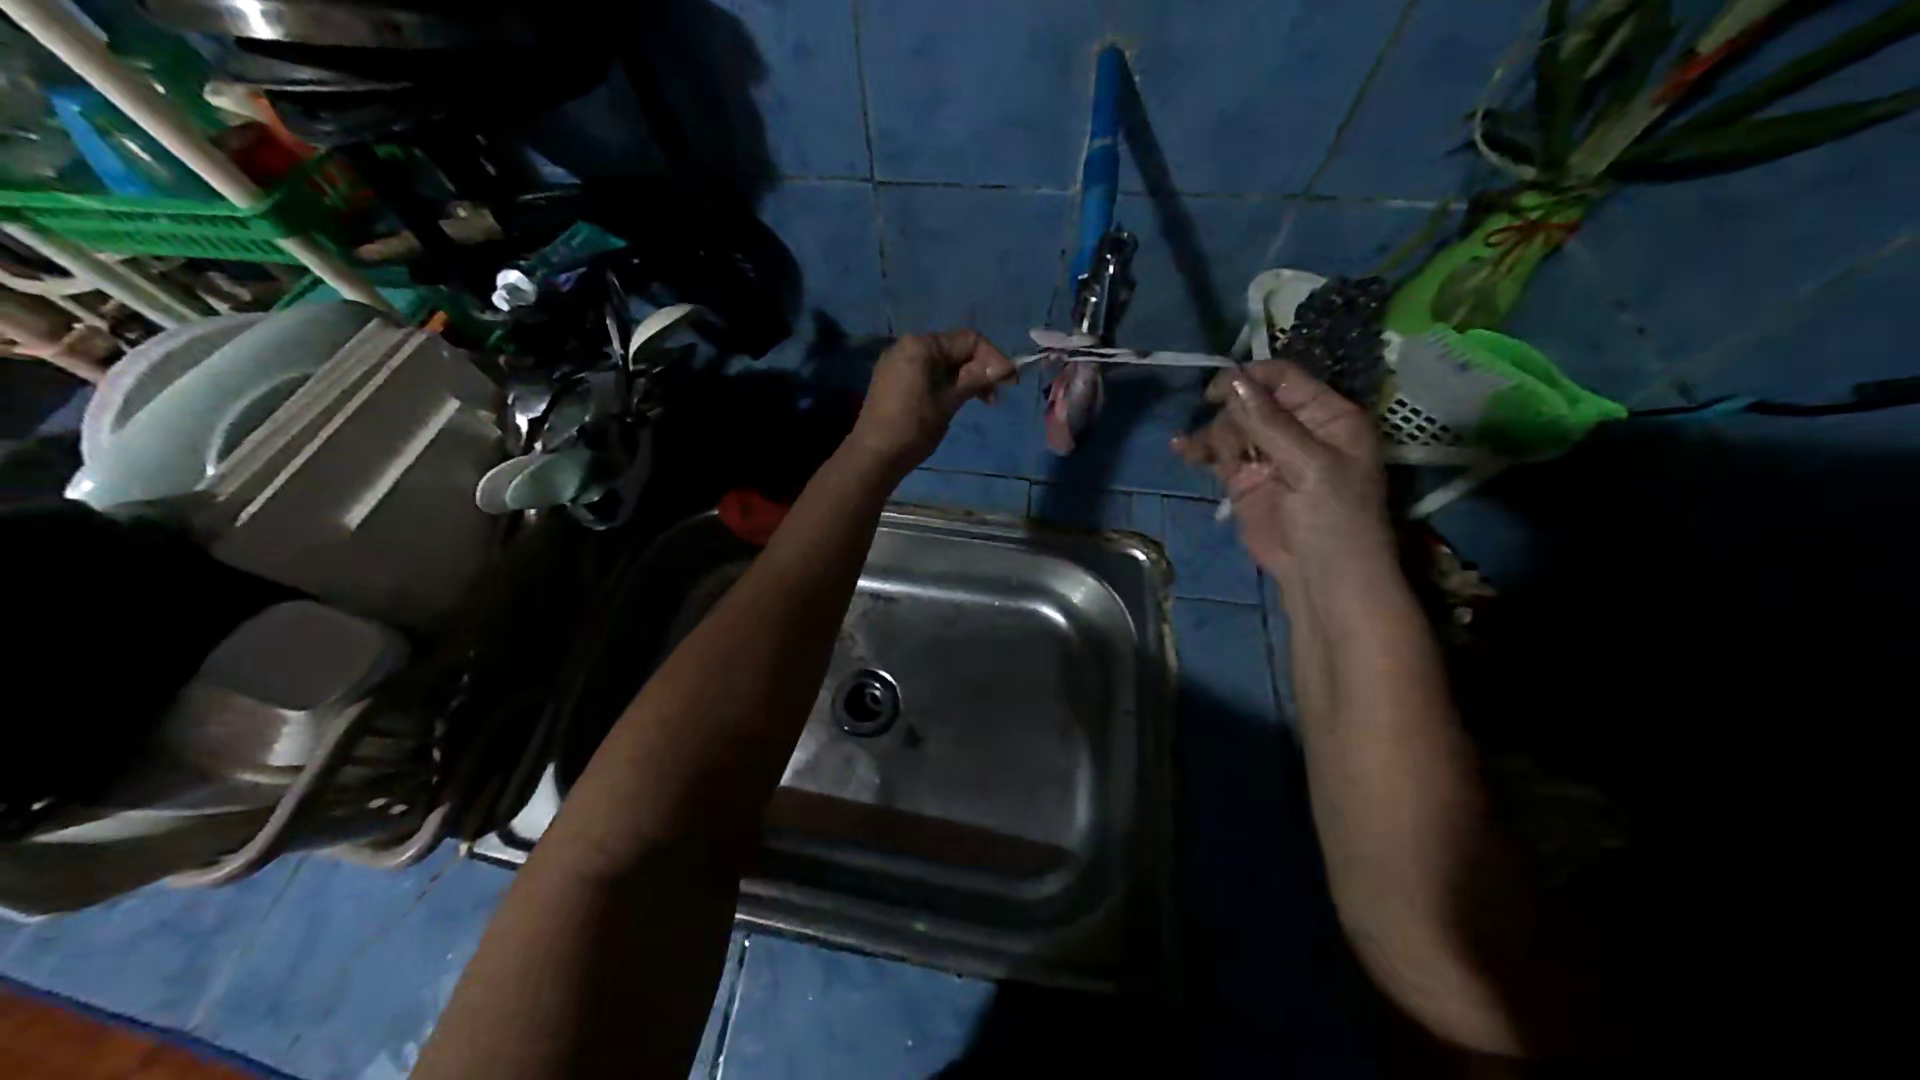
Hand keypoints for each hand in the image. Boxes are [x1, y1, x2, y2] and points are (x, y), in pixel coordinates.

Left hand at [845, 330, 1016, 476]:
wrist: (874, 455)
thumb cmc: (914, 427)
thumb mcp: (949, 402)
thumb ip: (976, 380)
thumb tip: (1005, 367)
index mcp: (921, 345)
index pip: (968, 340)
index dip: (993, 358)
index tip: (1010, 380)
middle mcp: (907, 346)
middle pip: (955, 349)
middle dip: (979, 369)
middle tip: (996, 396)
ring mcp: (898, 363)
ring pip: (942, 363)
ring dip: (965, 378)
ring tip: (981, 402)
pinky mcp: (893, 380)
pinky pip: (927, 373)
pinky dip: (946, 383)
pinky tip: (956, 401)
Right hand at [1173, 360, 1390, 582]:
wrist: (1322, 577)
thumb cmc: (1335, 518)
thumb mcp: (1311, 465)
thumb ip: (1271, 423)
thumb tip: (1233, 381)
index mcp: (1328, 417)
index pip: (1285, 379)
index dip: (1252, 379)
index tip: (1219, 390)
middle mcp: (1297, 429)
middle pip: (1251, 402)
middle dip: (1230, 415)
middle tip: (1226, 443)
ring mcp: (1268, 454)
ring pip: (1230, 427)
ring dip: (1211, 434)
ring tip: (1198, 452)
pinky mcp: (1244, 479)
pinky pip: (1218, 455)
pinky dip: (1199, 450)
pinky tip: (1181, 448)